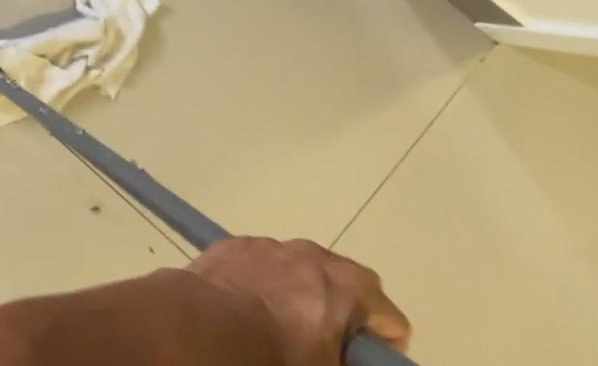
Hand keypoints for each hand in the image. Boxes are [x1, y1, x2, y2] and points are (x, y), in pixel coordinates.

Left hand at [187, 237, 410, 365]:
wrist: (206, 322)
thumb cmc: (278, 352)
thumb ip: (350, 361)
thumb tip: (342, 355)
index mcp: (349, 284)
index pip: (392, 319)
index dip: (385, 347)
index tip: (363, 360)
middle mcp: (312, 254)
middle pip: (348, 285)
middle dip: (345, 312)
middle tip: (329, 341)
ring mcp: (269, 244)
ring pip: (302, 269)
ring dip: (303, 291)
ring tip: (283, 320)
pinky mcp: (234, 243)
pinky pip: (264, 262)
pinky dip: (266, 279)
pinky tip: (250, 302)